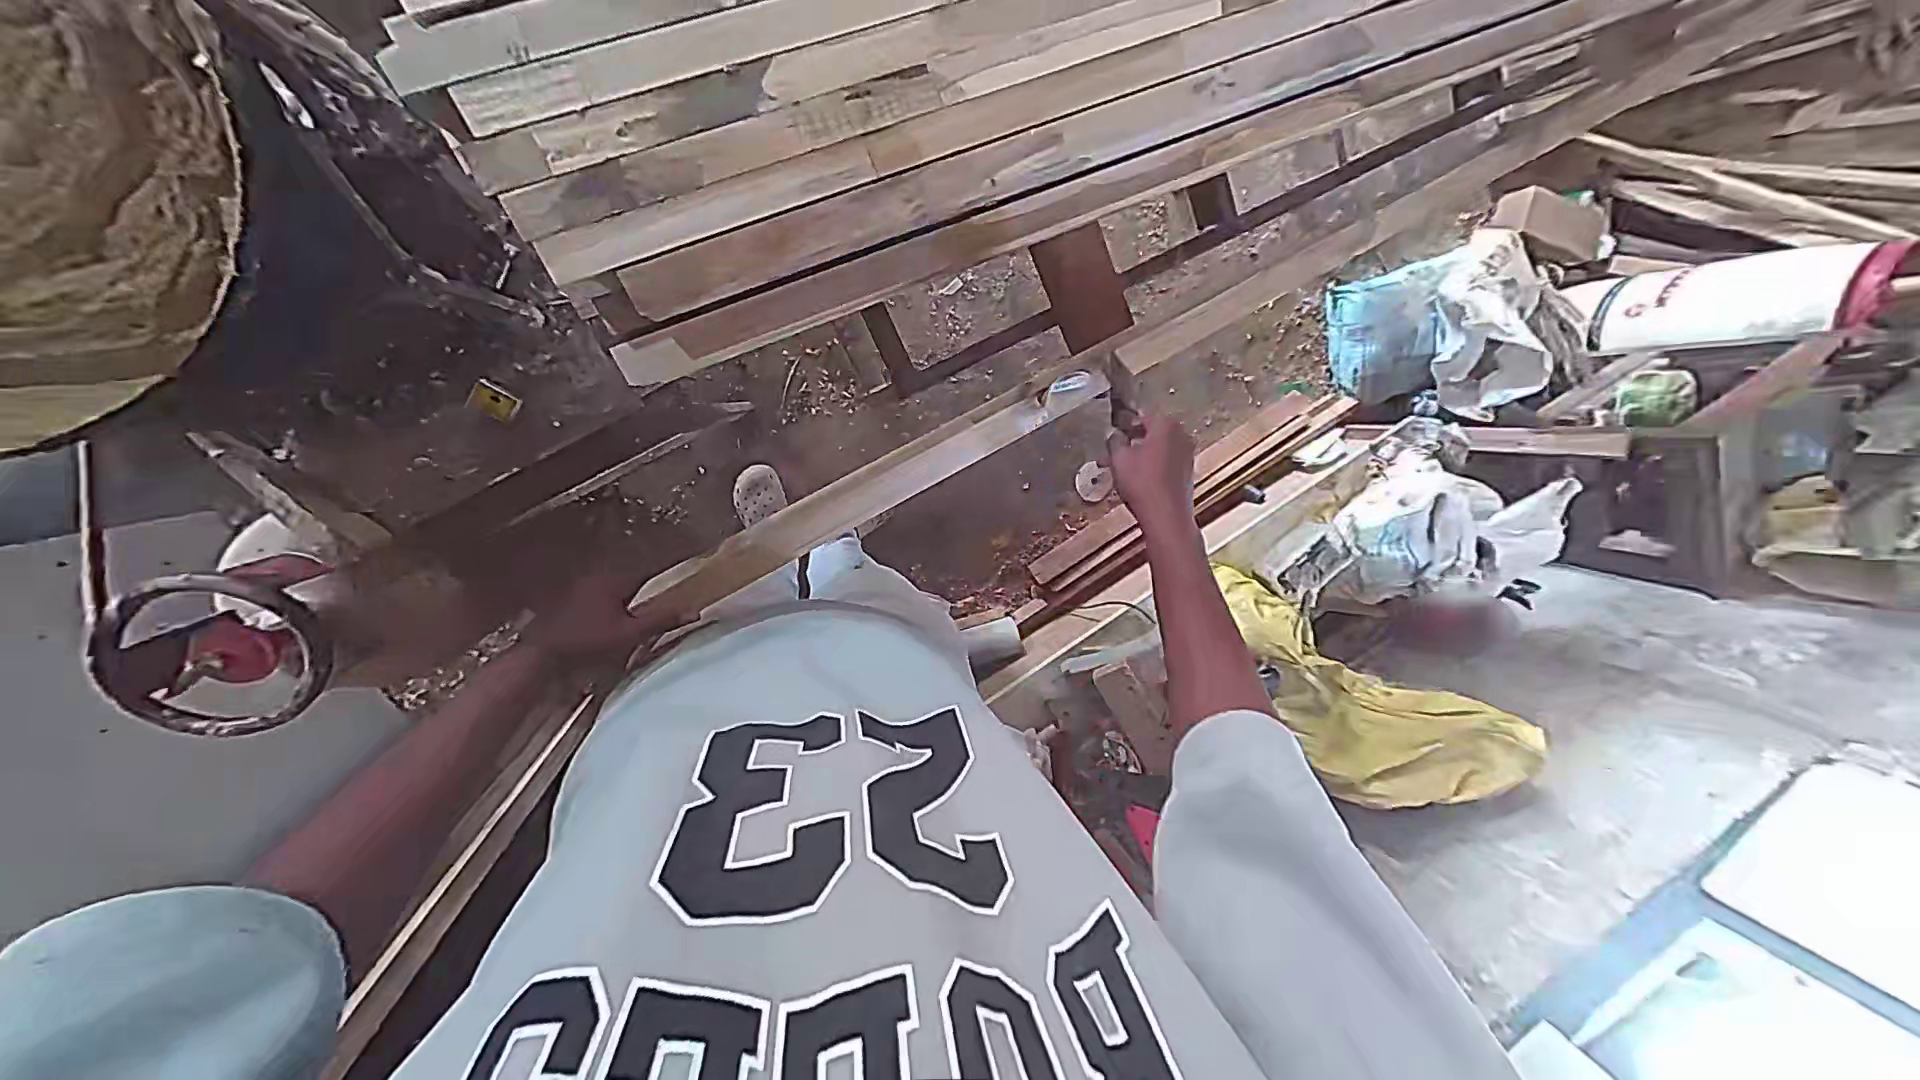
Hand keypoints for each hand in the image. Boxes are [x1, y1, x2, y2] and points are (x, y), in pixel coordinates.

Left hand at [523, 565, 692, 668]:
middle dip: (653, 567)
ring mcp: (583, 586)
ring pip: (618, 577)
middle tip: (673, 568)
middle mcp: (598, 576)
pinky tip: (623, 601)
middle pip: (633, 568)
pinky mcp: (574, 599)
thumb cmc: (586, 642)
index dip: (671, 559)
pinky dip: (620, 590)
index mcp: (615, 579)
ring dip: (636, 579)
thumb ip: (662, 620)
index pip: (650, 564)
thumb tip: (695, 611)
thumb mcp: (629, 634)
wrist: (540, 656)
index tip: (691, 555)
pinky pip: (605, 587)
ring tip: (653, 583)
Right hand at [1107, 413, 1195, 537]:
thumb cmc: (1145, 485)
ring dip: (1142, 454)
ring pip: (1159, 449)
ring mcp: (1186, 456)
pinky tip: (1138, 479)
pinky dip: (1152, 467)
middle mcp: (1181, 437)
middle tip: (1116, 449)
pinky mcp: (1186, 474)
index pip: (1142, 416)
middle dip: (1133, 440)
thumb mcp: (1119, 458)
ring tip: (1123, 467)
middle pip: (1152, 432)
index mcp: (1166, 425)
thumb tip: (1113, 435)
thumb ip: (1114, 441)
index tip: (1115, 430)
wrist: (1166, 516)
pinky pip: (1165, 463)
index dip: (1124, 424)